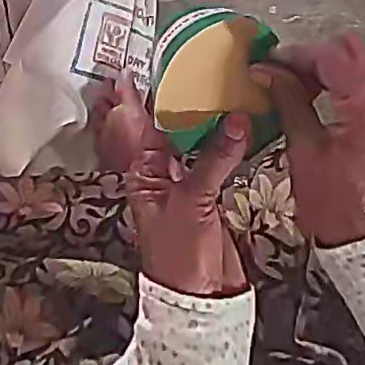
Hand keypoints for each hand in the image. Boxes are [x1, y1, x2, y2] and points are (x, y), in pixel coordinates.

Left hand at [92, 76, 250, 296]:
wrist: (201, 299)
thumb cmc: (180, 254)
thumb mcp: (193, 202)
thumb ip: (216, 158)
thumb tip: (239, 118)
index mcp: (144, 172)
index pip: (135, 126)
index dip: (130, 99)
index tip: (126, 70)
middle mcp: (161, 171)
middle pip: (159, 127)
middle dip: (161, 99)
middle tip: (170, 65)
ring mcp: (186, 179)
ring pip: (186, 137)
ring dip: (192, 114)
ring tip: (201, 82)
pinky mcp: (210, 188)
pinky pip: (211, 151)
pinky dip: (219, 134)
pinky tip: (230, 118)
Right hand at [251, 32, 364, 246]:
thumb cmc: (332, 204)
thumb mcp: (304, 151)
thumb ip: (289, 100)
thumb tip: (267, 69)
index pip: (333, 59)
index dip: (298, 54)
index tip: (270, 60)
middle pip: (352, 53)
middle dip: (315, 55)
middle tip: (283, 70)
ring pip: (359, 64)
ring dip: (326, 66)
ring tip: (294, 82)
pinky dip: (339, 80)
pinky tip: (314, 93)